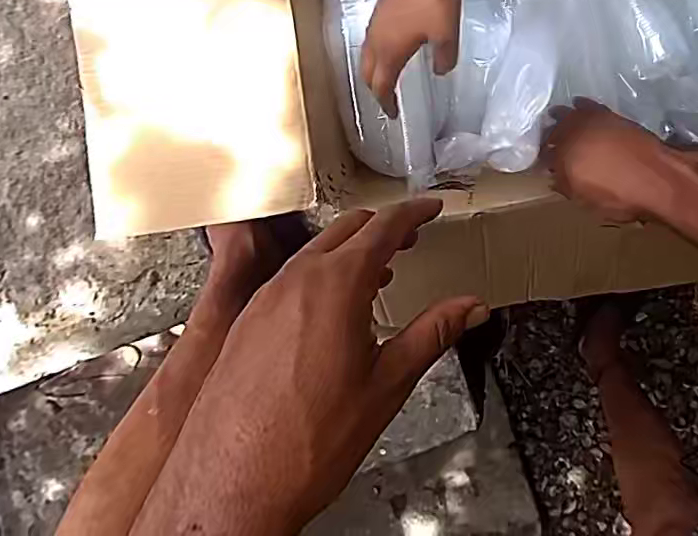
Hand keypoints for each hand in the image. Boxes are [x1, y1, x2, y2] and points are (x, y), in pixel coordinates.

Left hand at [133, 200, 484, 534]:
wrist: (227, 489)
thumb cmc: (304, 444)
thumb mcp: (386, 384)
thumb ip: (433, 333)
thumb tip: (470, 308)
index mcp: (337, 283)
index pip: (385, 225)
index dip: (415, 212)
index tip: (430, 208)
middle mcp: (297, 278)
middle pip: (350, 226)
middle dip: (385, 225)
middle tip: (410, 235)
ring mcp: (267, 296)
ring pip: (318, 248)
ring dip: (352, 248)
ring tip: (378, 268)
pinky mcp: (247, 318)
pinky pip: (291, 275)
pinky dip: (321, 272)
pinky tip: (332, 305)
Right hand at [361, 0, 461, 116]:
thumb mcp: (447, 34)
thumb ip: (443, 58)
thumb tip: (440, 70)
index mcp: (389, 50)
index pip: (380, 85)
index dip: (385, 102)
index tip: (393, 114)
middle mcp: (376, 37)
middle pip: (367, 71)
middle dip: (374, 88)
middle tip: (386, 98)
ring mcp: (377, 19)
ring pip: (367, 52)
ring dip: (374, 68)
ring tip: (387, 75)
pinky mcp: (382, 4)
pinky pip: (373, 36)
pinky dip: (378, 50)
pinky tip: (393, 45)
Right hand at [541, 99, 697, 225]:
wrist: (661, 180)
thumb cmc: (623, 198)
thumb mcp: (589, 202)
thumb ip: (568, 188)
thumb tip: (555, 179)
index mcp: (565, 157)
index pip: (547, 155)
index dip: (544, 159)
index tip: (543, 163)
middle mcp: (574, 134)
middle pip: (554, 130)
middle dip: (548, 135)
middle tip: (546, 142)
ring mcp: (593, 121)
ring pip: (568, 114)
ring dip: (560, 117)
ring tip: (556, 119)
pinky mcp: (611, 115)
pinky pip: (588, 106)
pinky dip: (581, 105)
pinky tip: (578, 105)